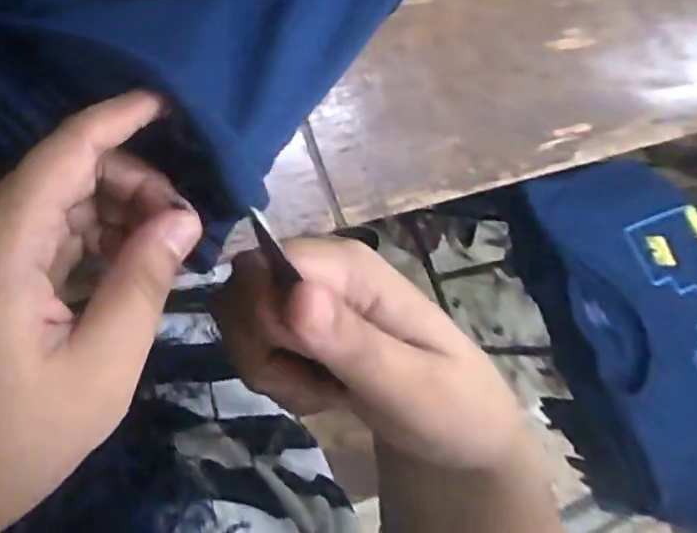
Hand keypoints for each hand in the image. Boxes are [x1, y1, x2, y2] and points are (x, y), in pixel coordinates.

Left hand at [0, 91, 203, 532]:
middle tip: (187, 225)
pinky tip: (131, 263)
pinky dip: (96, 235)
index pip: (73, 144)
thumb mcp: (96, 372)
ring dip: (119, 209)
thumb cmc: (5, 438)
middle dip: (136, 181)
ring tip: (167, 248)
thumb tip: (183, 218)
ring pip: (67, 195)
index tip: (174, 101)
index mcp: (10, 231)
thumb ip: (142, 284)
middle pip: (75, 167)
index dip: (123, 114)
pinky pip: (54, 227)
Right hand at [214, 236, 531, 472]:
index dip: (264, 314)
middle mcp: (315, 262)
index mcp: (348, 262)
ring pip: (237, 314)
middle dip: (262, 347)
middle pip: (243, 286)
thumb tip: (296, 296)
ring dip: (266, 366)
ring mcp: (298, 286)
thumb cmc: (452, 407)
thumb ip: (354, 344)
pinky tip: (312, 389)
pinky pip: (247, 338)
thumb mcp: (415, 387)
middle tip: (315, 385)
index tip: (298, 362)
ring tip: (320, 391)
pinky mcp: (288, 313)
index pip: (266, 261)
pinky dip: (270, 375)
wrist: (458, 435)